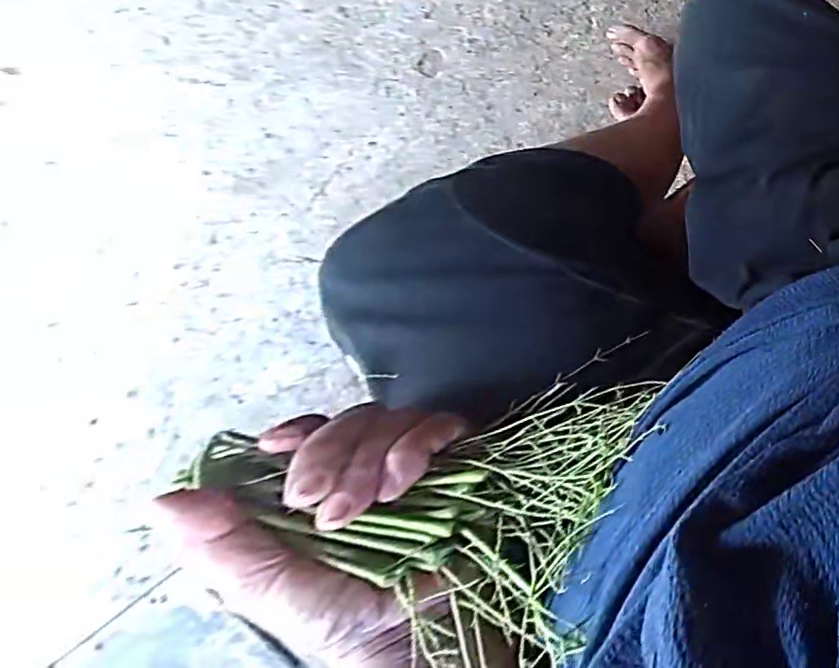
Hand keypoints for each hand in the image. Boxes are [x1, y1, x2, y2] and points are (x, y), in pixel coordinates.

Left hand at [154, 405, 468, 667]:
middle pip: (353, 421)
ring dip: (372, 458)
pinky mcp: (461, 455)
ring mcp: (421, 459)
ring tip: (368, 507)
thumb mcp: (265, 589)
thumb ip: (220, 545)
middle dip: (331, 453)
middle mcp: (372, 466)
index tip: (277, 447)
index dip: (300, 432)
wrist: (414, 629)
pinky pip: (443, 426)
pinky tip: (404, 485)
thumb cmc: (338, 618)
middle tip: (317, 502)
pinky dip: (417, 448)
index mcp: (324, 489)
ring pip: (395, 420)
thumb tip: (165, 498)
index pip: (313, 434)